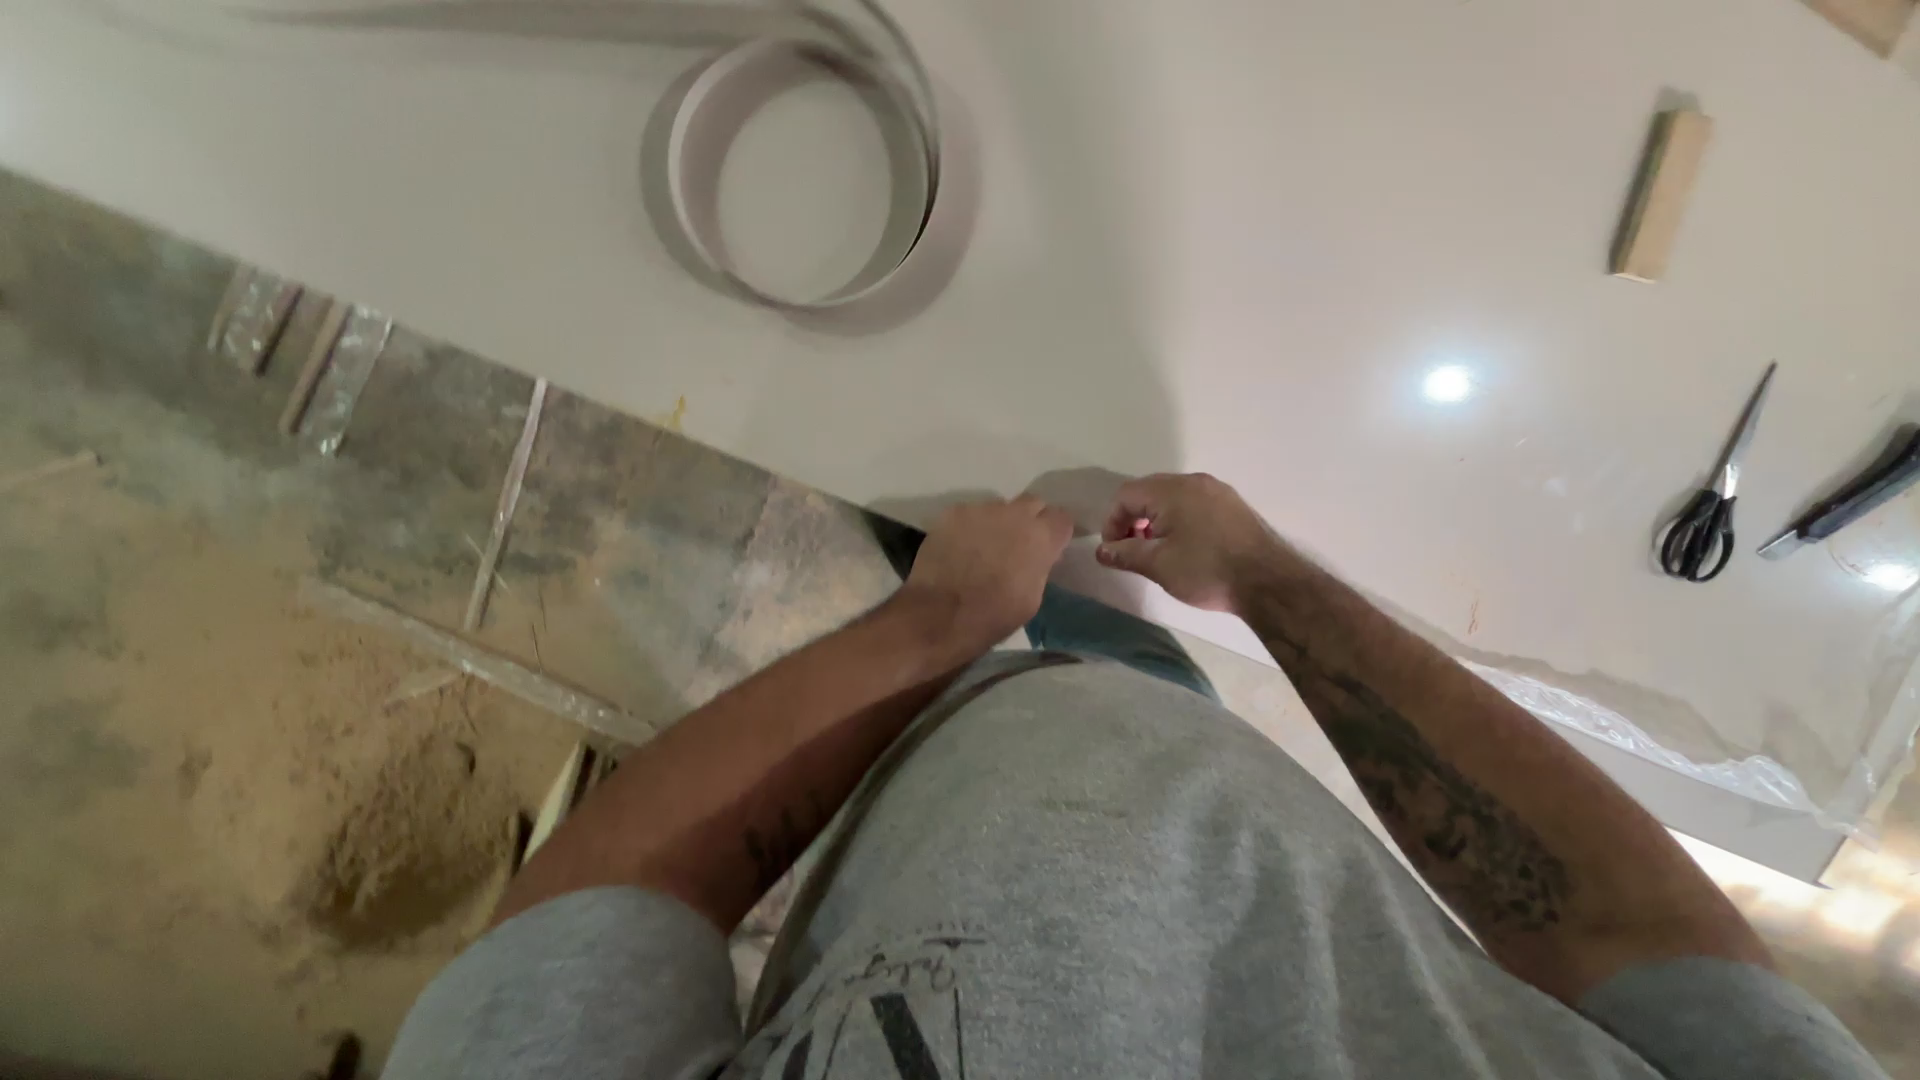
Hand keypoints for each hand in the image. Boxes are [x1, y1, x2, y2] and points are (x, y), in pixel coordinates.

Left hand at [899, 495, 1074, 656]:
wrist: (940, 614)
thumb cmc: (993, 616)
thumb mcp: (1033, 598)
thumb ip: (1041, 566)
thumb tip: (1040, 556)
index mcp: (1040, 537)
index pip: (1062, 517)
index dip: (1056, 532)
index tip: (1049, 547)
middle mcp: (1014, 514)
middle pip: (1032, 503)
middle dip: (1030, 520)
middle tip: (1019, 544)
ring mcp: (981, 509)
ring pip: (999, 507)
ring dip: (998, 522)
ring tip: (985, 547)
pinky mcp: (953, 513)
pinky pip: (970, 513)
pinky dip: (970, 526)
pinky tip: (961, 547)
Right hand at [1096, 473, 1282, 612]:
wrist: (1269, 583)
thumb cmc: (1207, 571)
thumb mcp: (1158, 565)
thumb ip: (1125, 553)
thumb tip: (1102, 551)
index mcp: (1173, 490)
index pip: (1126, 495)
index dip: (1112, 521)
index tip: (1115, 551)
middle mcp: (1195, 482)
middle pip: (1149, 492)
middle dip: (1133, 519)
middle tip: (1132, 550)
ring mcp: (1217, 491)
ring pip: (1172, 497)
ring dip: (1156, 520)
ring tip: (1158, 551)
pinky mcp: (1233, 506)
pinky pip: (1194, 504)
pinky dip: (1179, 519)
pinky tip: (1185, 547)